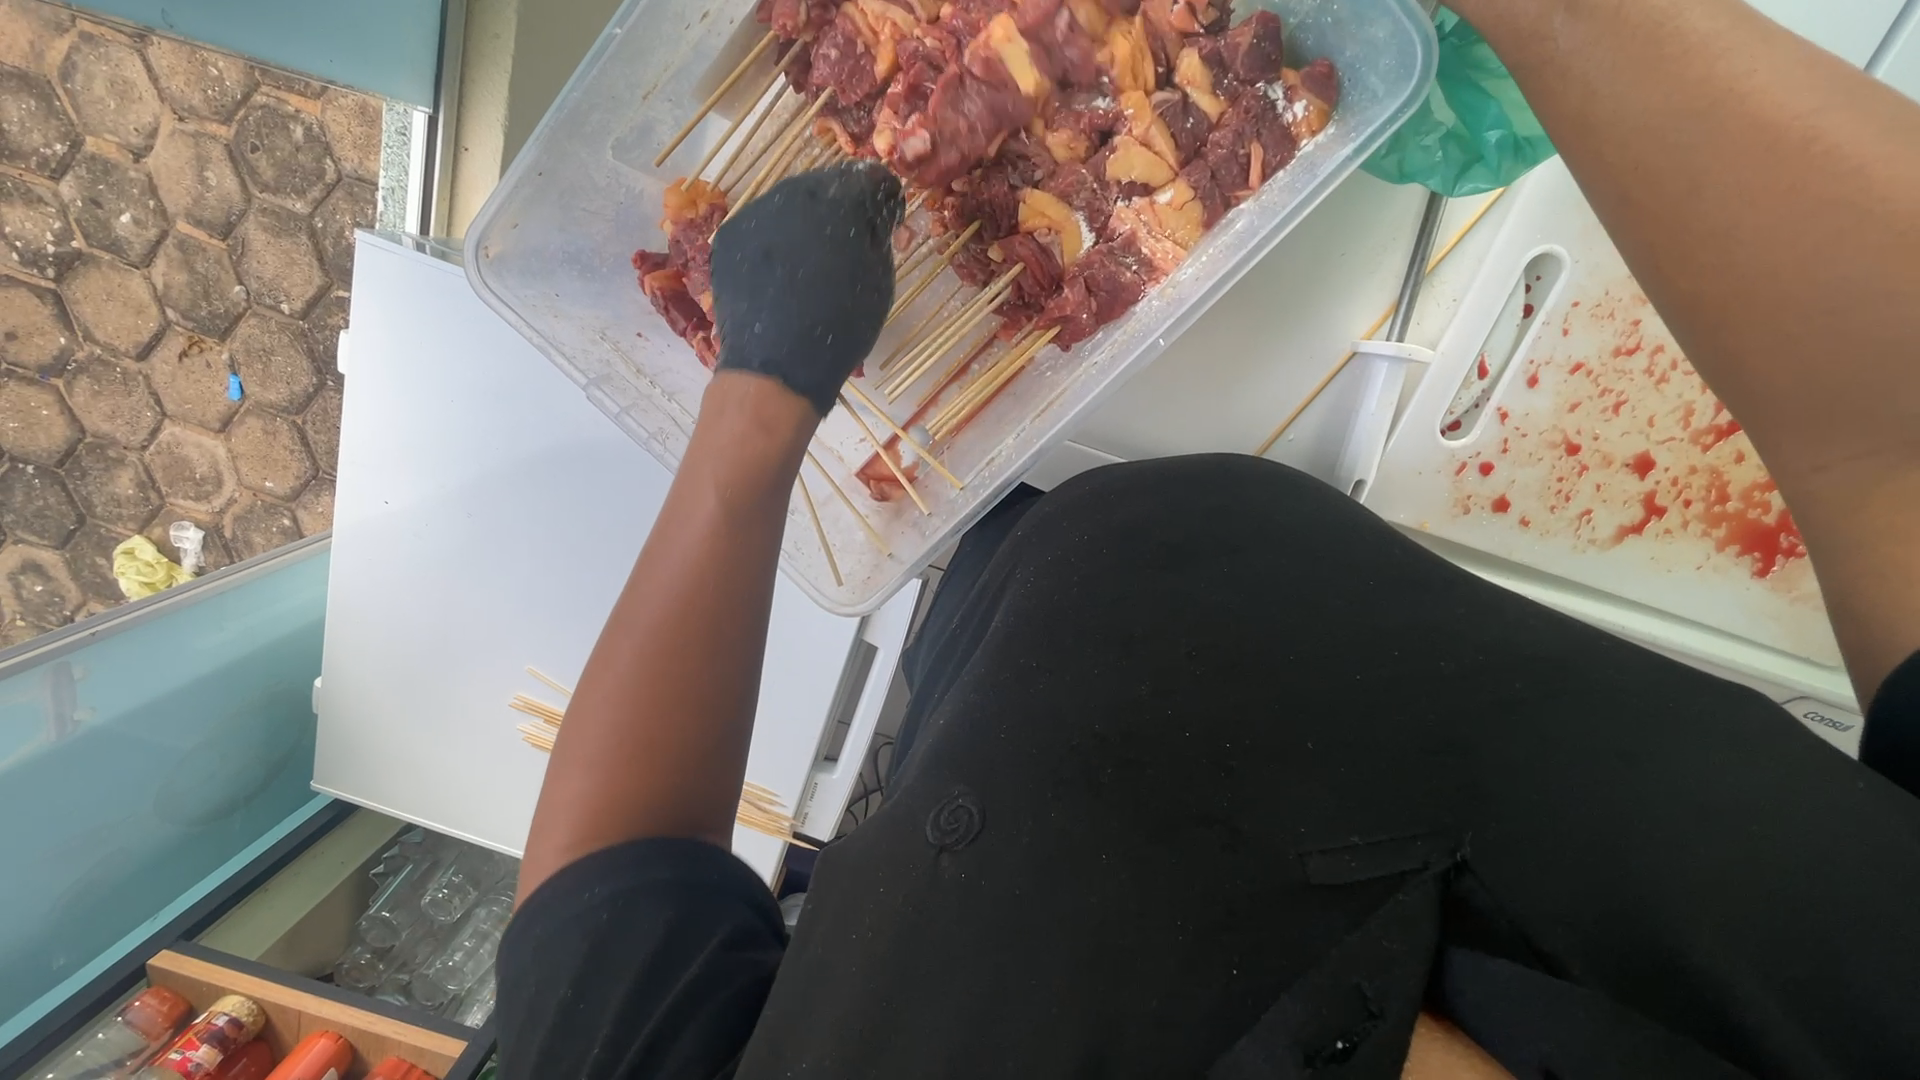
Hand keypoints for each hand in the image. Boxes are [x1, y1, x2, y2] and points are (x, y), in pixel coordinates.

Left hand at [710, 161, 904, 414]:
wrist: (777, 367)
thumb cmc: (842, 328)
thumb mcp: (880, 282)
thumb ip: (879, 238)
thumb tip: (875, 218)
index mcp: (840, 201)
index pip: (870, 178)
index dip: (884, 199)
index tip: (889, 223)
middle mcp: (794, 192)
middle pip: (826, 185)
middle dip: (842, 207)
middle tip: (851, 242)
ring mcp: (755, 212)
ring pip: (791, 203)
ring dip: (807, 222)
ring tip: (813, 261)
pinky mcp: (730, 235)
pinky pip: (762, 227)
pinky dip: (777, 242)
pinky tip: (782, 275)